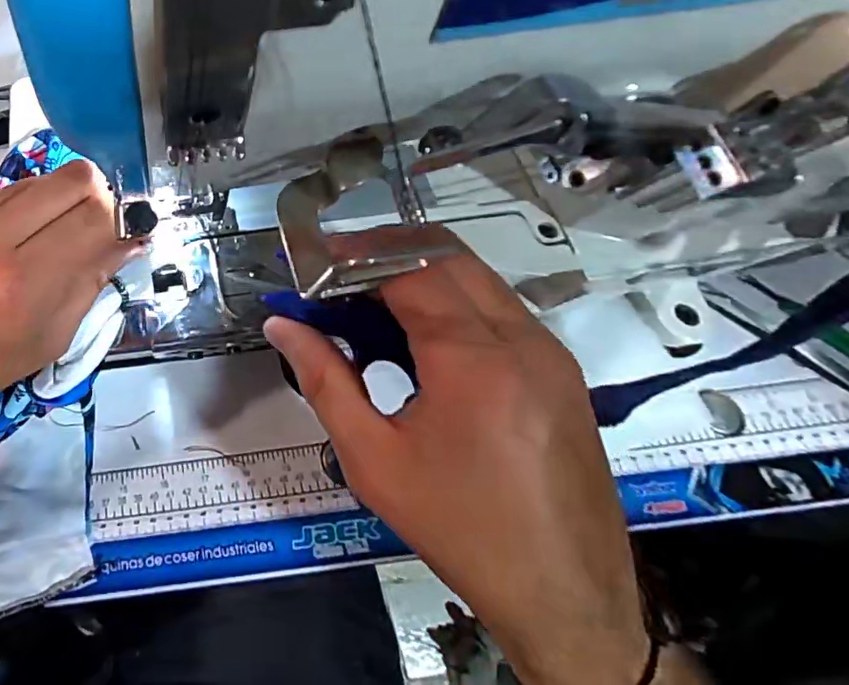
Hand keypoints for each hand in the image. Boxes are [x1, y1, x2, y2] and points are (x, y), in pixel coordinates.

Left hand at [0, 160, 139, 431]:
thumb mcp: (54, 335)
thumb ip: (95, 279)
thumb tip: (131, 238)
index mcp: (23, 283)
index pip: (96, 216)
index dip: (117, 220)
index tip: (118, 232)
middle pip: (74, 179)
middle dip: (94, 198)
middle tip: (91, 225)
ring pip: (42, 179)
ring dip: (57, 203)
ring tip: (45, 237)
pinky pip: (6, 190)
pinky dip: (22, 210)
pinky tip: (10, 239)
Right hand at [265, 229, 648, 684]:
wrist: (565, 595)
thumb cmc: (460, 529)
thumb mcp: (374, 459)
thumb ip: (323, 380)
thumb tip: (283, 326)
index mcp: (474, 362)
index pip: (409, 269)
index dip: (357, 257)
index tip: (316, 264)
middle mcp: (521, 340)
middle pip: (445, 255)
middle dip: (384, 253)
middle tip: (337, 276)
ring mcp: (549, 350)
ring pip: (474, 274)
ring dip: (418, 272)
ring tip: (369, 302)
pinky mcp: (560, 366)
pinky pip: (497, 305)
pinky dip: (451, 298)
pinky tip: (419, 335)